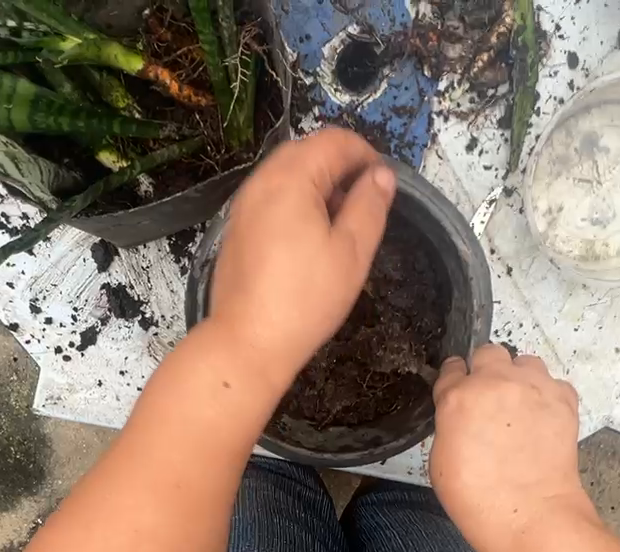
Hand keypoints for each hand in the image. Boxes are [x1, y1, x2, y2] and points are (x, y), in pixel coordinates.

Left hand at [202, 128, 395, 385]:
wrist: (247, 342)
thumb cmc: (304, 301)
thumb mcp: (352, 254)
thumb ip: (370, 206)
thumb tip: (382, 176)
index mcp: (292, 179)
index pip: (335, 142)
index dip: (366, 155)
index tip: (383, 183)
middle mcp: (261, 182)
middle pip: (307, 152)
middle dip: (339, 169)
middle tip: (362, 204)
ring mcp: (243, 206)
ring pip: (286, 176)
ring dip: (316, 187)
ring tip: (337, 226)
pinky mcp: (236, 231)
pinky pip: (270, 200)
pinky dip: (294, 205)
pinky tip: (307, 242)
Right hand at [430, 344, 595, 551]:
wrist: (529, 514)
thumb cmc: (479, 499)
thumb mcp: (440, 463)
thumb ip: (449, 426)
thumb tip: (461, 418)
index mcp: (457, 398)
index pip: (451, 369)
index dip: (453, 380)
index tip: (456, 388)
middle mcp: (495, 383)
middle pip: (488, 352)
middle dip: (485, 370)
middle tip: (488, 397)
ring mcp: (533, 387)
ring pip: (524, 362)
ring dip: (518, 377)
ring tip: (518, 405)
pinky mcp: (563, 399)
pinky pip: (554, 382)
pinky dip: (547, 394)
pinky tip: (541, 418)